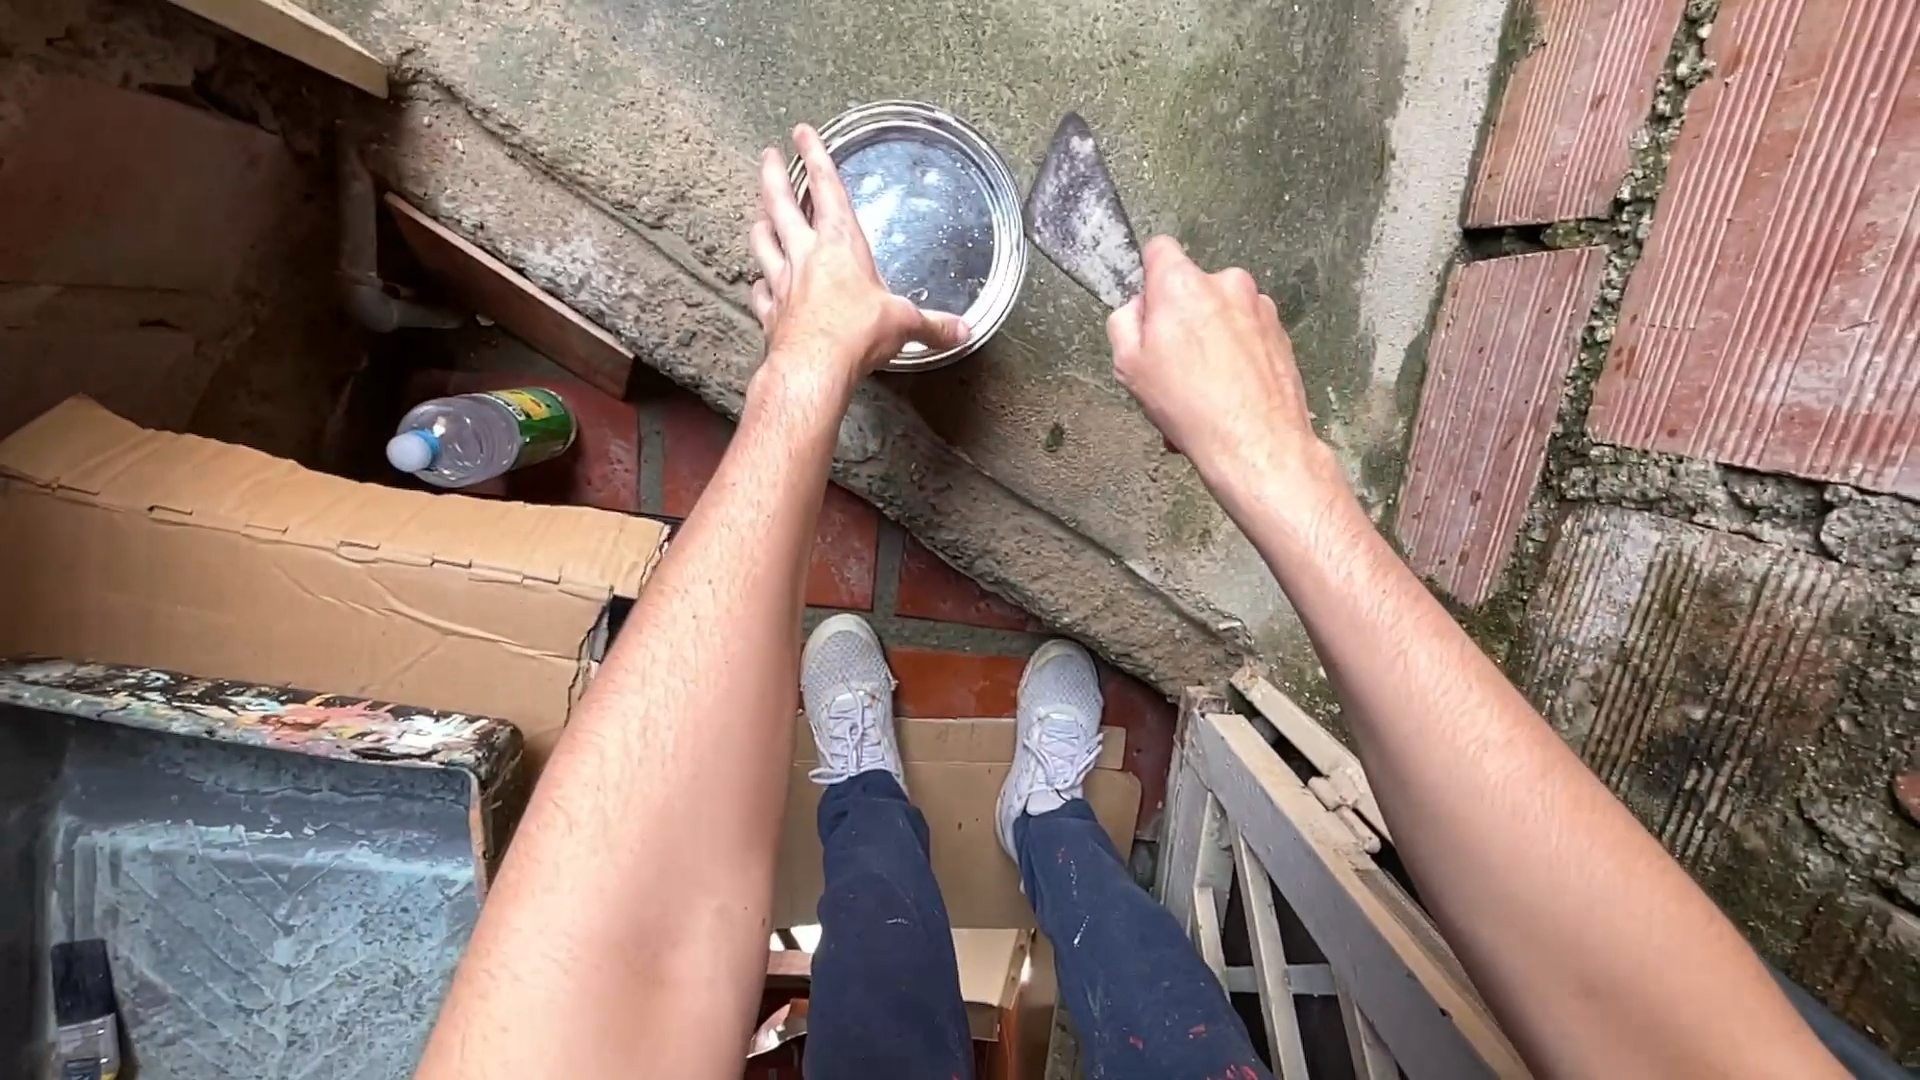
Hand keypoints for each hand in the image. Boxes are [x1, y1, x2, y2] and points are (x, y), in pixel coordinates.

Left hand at [748, 125, 968, 388]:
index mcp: (840, 244)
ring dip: (760, 224)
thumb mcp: (904, 323)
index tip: (803, 133)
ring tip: (758, 215)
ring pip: (762, 242)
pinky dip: (758, 287)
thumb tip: (962, 331)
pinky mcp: (772, 314)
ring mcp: (783, 283)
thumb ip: (932, 325)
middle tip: (768, 157)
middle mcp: (806, 255)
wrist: (815, 366)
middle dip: (774, 175)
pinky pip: (759, 293)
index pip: (826, 187)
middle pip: (781, 203)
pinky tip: (759, 285)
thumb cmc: (857, 334)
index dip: (815, 155)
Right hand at [1108, 236, 1341, 499]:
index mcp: (1182, 284)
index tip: (1147, 307)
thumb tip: (1133, 311)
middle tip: (1168, 365)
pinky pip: (1243, 336)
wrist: (1255, 441)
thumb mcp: (1127, 366)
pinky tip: (1222, 394)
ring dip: (1205, 343)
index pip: (1158, 249)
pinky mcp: (1279, 332)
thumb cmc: (1193, 406)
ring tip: (1197, 389)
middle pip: (1190, 289)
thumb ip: (1122, 323)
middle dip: (1177, 320)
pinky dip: (1231, 359)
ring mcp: (1258, 306)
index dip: (1147, 279)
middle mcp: (1226, 283)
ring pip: (1218, 314)